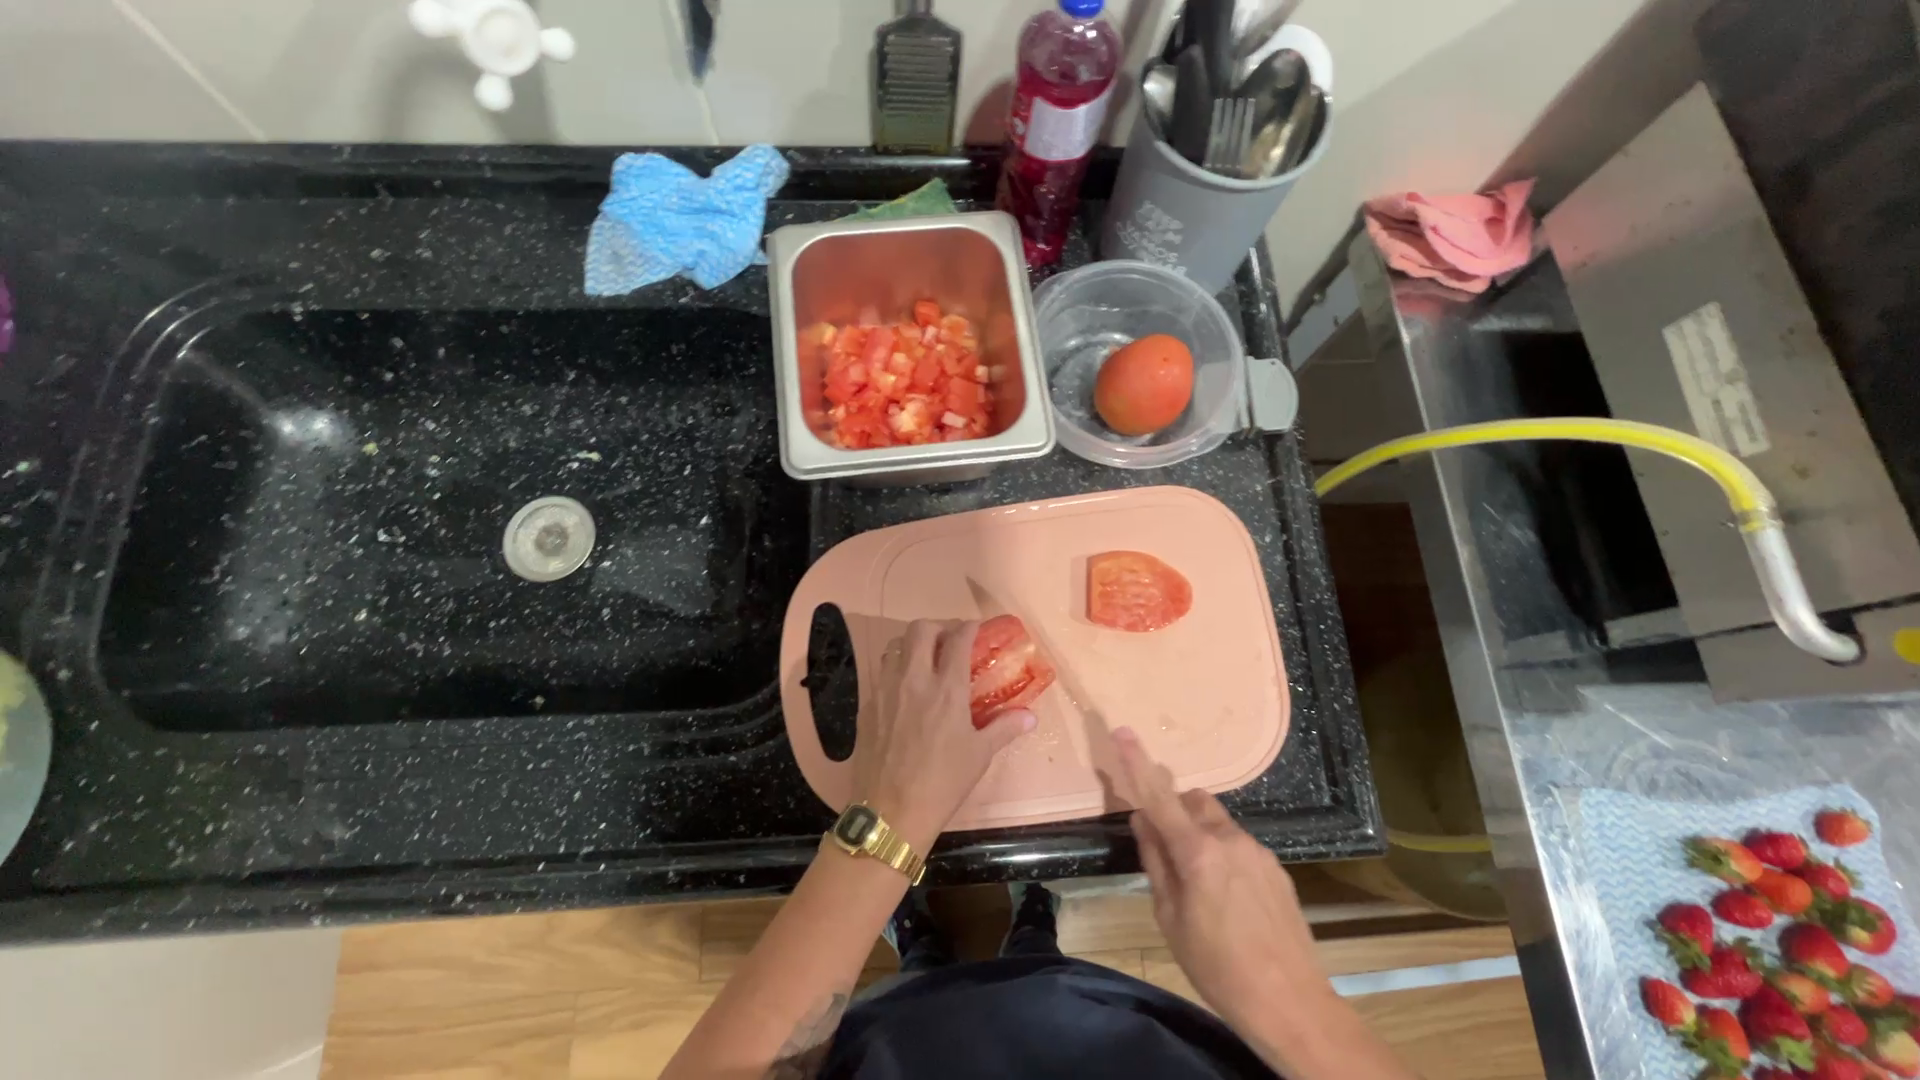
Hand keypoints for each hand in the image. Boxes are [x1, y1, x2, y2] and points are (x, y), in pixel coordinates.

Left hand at [852, 620, 1035, 849]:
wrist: (891, 811)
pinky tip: (905, 690)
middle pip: (920, 630)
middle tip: (950, 639)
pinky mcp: (867, 706)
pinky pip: (881, 674)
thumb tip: (1030, 716)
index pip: (958, 640)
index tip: (976, 627)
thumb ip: (1004, 728)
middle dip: (938, 626)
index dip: (968, 627)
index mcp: (946, 689)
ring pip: (895, 647)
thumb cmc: (943, 782)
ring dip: (913, 644)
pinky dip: (896, 670)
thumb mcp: (979, 755)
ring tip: (926, 658)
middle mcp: (913, 680)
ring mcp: (885, 691)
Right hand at [1111, 726, 1332, 1037]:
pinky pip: (1239, 844)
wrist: (1289, 1002)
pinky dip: (1222, 854)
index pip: (1159, 796)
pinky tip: (1228, 898)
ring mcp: (1258, 851)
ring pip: (1217, 822)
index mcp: (1197, 852)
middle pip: (1193, 801)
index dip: (1137, 763)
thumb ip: (1155, 861)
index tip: (1123, 731)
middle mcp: (1230, 840)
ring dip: (1200, 834)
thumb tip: (1142, 819)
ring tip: (1199, 885)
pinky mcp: (1276, 867)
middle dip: (1175, 810)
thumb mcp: (1170, 918)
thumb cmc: (1216, 966)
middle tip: (1165, 848)